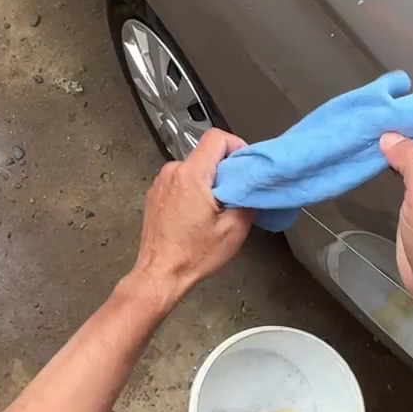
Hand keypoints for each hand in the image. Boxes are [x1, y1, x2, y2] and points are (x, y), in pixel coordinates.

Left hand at [129, 129, 256, 302]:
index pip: (217, 137)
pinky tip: (198, 215)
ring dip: (208, 182)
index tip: (244, 165)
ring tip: (215, 210)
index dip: (236, 146)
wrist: (161, 274)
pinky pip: (181, 181)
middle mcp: (172, 173)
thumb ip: (249, 199)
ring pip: (194, 168)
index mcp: (191, 175)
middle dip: (224, 170)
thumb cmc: (191, 255)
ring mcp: (161, 183)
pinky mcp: (156, 194)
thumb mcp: (234, 229)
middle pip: (206, 153)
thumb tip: (256, 186)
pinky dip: (193, 191)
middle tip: (234, 195)